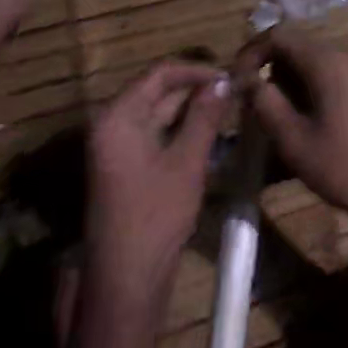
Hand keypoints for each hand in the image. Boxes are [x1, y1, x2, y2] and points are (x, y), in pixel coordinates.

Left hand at [84, 61, 228, 311]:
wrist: (126, 277)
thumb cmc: (156, 215)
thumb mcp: (187, 162)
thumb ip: (204, 117)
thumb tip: (223, 80)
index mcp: (118, 115)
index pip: (159, 74)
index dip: (196, 70)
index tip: (231, 75)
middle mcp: (111, 123)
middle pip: (157, 91)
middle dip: (196, 89)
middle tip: (235, 91)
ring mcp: (116, 145)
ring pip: (158, 113)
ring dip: (191, 110)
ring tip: (229, 108)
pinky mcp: (125, 164)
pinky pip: (155, 134)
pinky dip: (181, 130)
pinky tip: (210, 133)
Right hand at [237, 27, 347, 231]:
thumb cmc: (347, 167)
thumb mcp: (294, 140)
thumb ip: (265, 103)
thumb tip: (245, 80)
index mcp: (327, 62)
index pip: (278, 34)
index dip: (250, 52)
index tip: (235, 82)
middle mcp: (344, 57)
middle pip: (295, 46)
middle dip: (266, 69)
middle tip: (248, 102)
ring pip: (309, 63)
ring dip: (285, 82)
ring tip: (267, 116)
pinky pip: (326, 78)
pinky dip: (304, 90)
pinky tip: (297, 123)